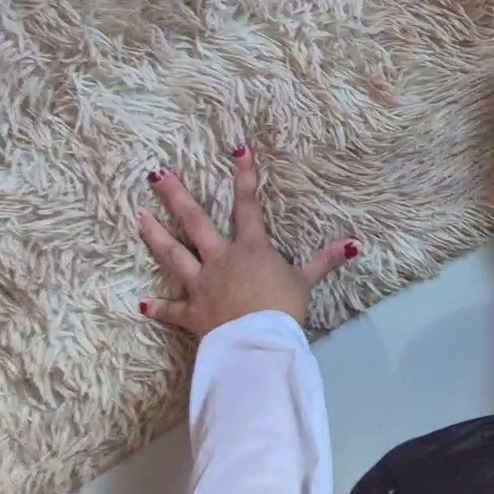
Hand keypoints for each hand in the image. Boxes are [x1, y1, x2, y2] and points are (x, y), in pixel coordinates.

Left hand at [135, 144, 359, 334]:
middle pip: (195, 222)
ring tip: (139, 216)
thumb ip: (325, 260)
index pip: (248, 204)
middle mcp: (221, 259)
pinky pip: (172, 309)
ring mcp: (202, 284)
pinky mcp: (192, 313)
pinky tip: (143, 304)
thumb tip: (354, 243)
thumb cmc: (282, 308)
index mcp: (251, 248)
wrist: (257, 344)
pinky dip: (158, 308)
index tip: (238, 150)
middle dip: (176, 197)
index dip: (245, 175)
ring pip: (174, 255)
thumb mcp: (306, 281)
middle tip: (157, 176)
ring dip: (155, 236)